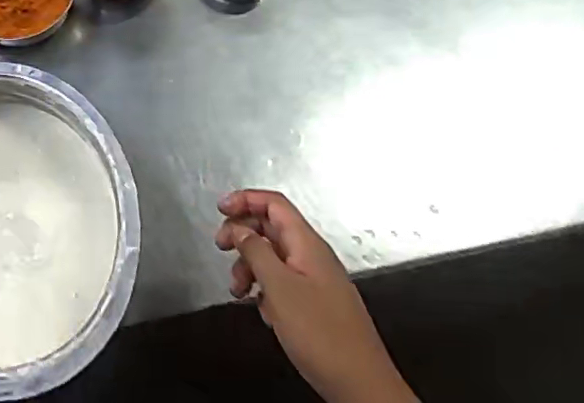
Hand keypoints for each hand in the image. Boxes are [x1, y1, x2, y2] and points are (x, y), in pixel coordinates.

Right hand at [215, 190, 417, 402]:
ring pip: (275, 257)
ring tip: (238, 290)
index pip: (274, 203)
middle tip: (220, 247)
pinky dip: (266, 288)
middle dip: (243, 234)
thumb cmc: (320, 332)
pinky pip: (284, 282)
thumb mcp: (279, 288)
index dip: (246, 199)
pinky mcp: (316, 304)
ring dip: (251, 266)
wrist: (363, 386)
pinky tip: (262, 309)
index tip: (221, 208)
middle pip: (272, 228)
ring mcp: (316, 280)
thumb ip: (256, 251)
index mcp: (306, 243)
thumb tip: (239, 228)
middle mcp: (312, 255)